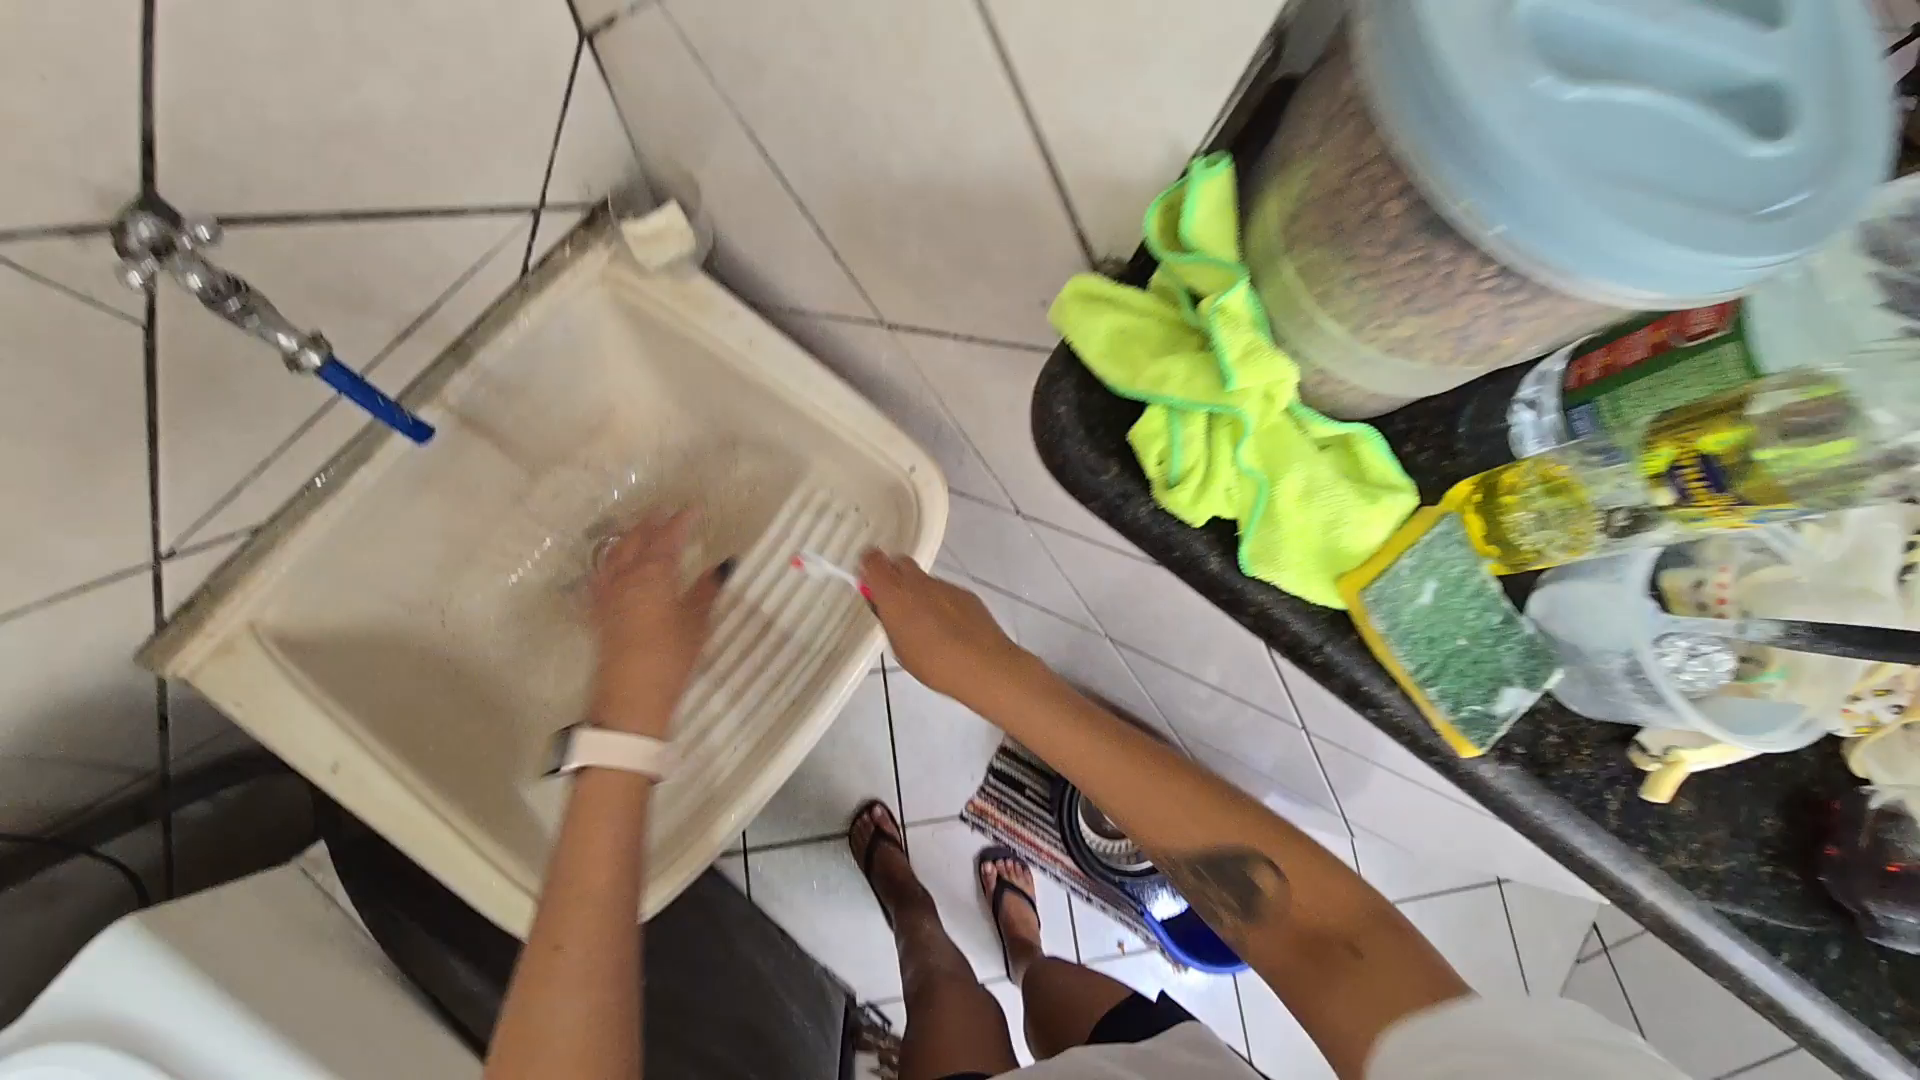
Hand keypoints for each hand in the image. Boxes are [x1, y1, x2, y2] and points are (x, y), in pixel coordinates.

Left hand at [587, 510, 726, 737]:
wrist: (632, 697)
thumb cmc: (671, 658)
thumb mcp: (697, 623)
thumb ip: (707, 591)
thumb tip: (721, 567)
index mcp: (653, 575)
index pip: (668, 539)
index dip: (681, 522)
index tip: (695, 509)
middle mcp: (625, 578)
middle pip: (635, 541)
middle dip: (651, 523)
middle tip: (665, 512)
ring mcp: (607, 594)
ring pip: (614, 555)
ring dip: (628, 538)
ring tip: (640, 530)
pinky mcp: (598, 612)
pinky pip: (601, 576)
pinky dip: (610, 562)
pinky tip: (613, 564)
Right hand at [858, 550, 1027, 702]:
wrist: (983, 665)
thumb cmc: (933, 663)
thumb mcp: (898, 647)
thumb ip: (889, 620)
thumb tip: (884, 605)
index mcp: (895, 594)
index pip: (873, 560)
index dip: (868, 567)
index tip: (868, 582)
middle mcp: (919, 582)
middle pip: (899, 562)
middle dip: (893, 576)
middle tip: (894, 603)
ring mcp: (945, 585)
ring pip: (923, 579)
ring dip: (919, 592)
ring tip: (926, 625)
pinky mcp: (965, 594)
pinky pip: (944, 592)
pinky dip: (941, 603)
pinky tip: (949, 629)